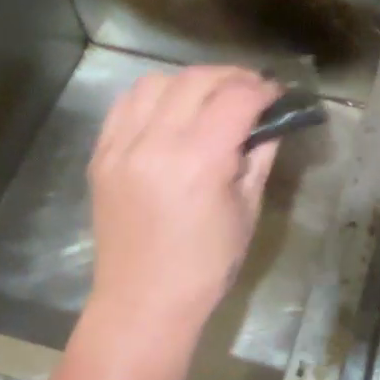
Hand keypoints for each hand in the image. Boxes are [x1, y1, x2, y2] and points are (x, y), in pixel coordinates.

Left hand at [87, 66, 282, 336]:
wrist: (143, 302)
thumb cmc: (206, 267)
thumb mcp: (247, 212)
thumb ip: (259, 158)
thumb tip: (272, 122)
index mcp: (199, 162)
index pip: (236, 99)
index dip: (263, 90)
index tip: (278, 95)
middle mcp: (155, 143)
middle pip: (197, 80)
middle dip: (232, 77)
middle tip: (252, 90)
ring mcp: (121, 147)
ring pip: (156, 82)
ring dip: (190, 82)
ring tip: (210, 98)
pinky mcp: (101, 155)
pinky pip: (126, 105)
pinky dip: (153, 97)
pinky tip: (171, 111)